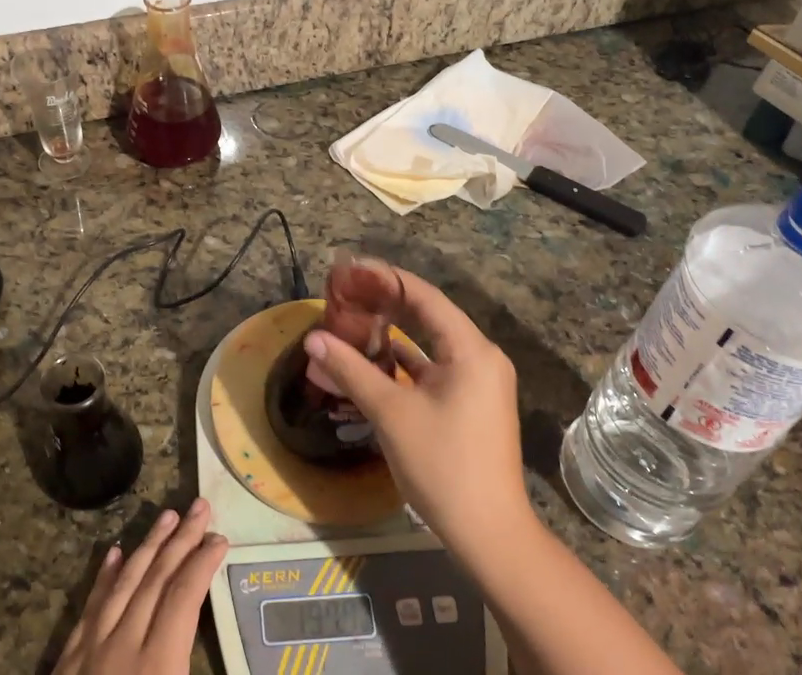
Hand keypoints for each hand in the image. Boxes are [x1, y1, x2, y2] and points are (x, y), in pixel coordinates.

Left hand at [54, 500, 230, 674]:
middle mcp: (124, 644)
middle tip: (200, 506)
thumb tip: (219, 632)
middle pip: (156, 581)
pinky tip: (114, 553)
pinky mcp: (68, 659)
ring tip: (167, 516)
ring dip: (147, 547)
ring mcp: (91, 648)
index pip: (184, 598)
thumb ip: (192, 661)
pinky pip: (89, 608)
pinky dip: (104, 578)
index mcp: (159, 663)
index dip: (203, 564)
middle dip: (181, 541)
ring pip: (123, 585)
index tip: (219, 538)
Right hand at [304, 269, 527, 545]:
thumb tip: (313, 339)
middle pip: (425, 316)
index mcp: (470, 349)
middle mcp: (479, 357)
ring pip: (426, 345)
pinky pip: (431, 370)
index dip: (383, 279)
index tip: (348, 269)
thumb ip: (352, 370)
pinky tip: (368, 361)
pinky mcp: (469, 404)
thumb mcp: (391, 413)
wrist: (488, 532)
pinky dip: (400, 364)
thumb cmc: (442, 465)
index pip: (423, 297)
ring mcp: (476, 382)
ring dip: (388, 335)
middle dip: (382, 304)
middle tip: (341, 292)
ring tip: (347, 322)